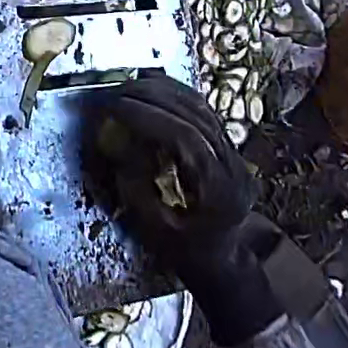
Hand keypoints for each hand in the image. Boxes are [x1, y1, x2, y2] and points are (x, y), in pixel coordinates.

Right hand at [96, 75, 283, 345]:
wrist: (222, 262)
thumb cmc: (185, 252)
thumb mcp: (155, 230)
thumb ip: (137, 188)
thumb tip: (119, 146)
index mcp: (219, 189)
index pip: (184, 137)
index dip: (147, 117)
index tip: (114, 108)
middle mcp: (232, 165)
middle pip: (194, 115)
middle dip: (151, 97)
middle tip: (115, 91)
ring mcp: (234, 153)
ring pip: (201, 107)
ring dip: (163, 90)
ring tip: (129, 85)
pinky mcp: (227, 146)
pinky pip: (203, 110)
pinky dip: (175, 94)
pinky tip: (152, 88)